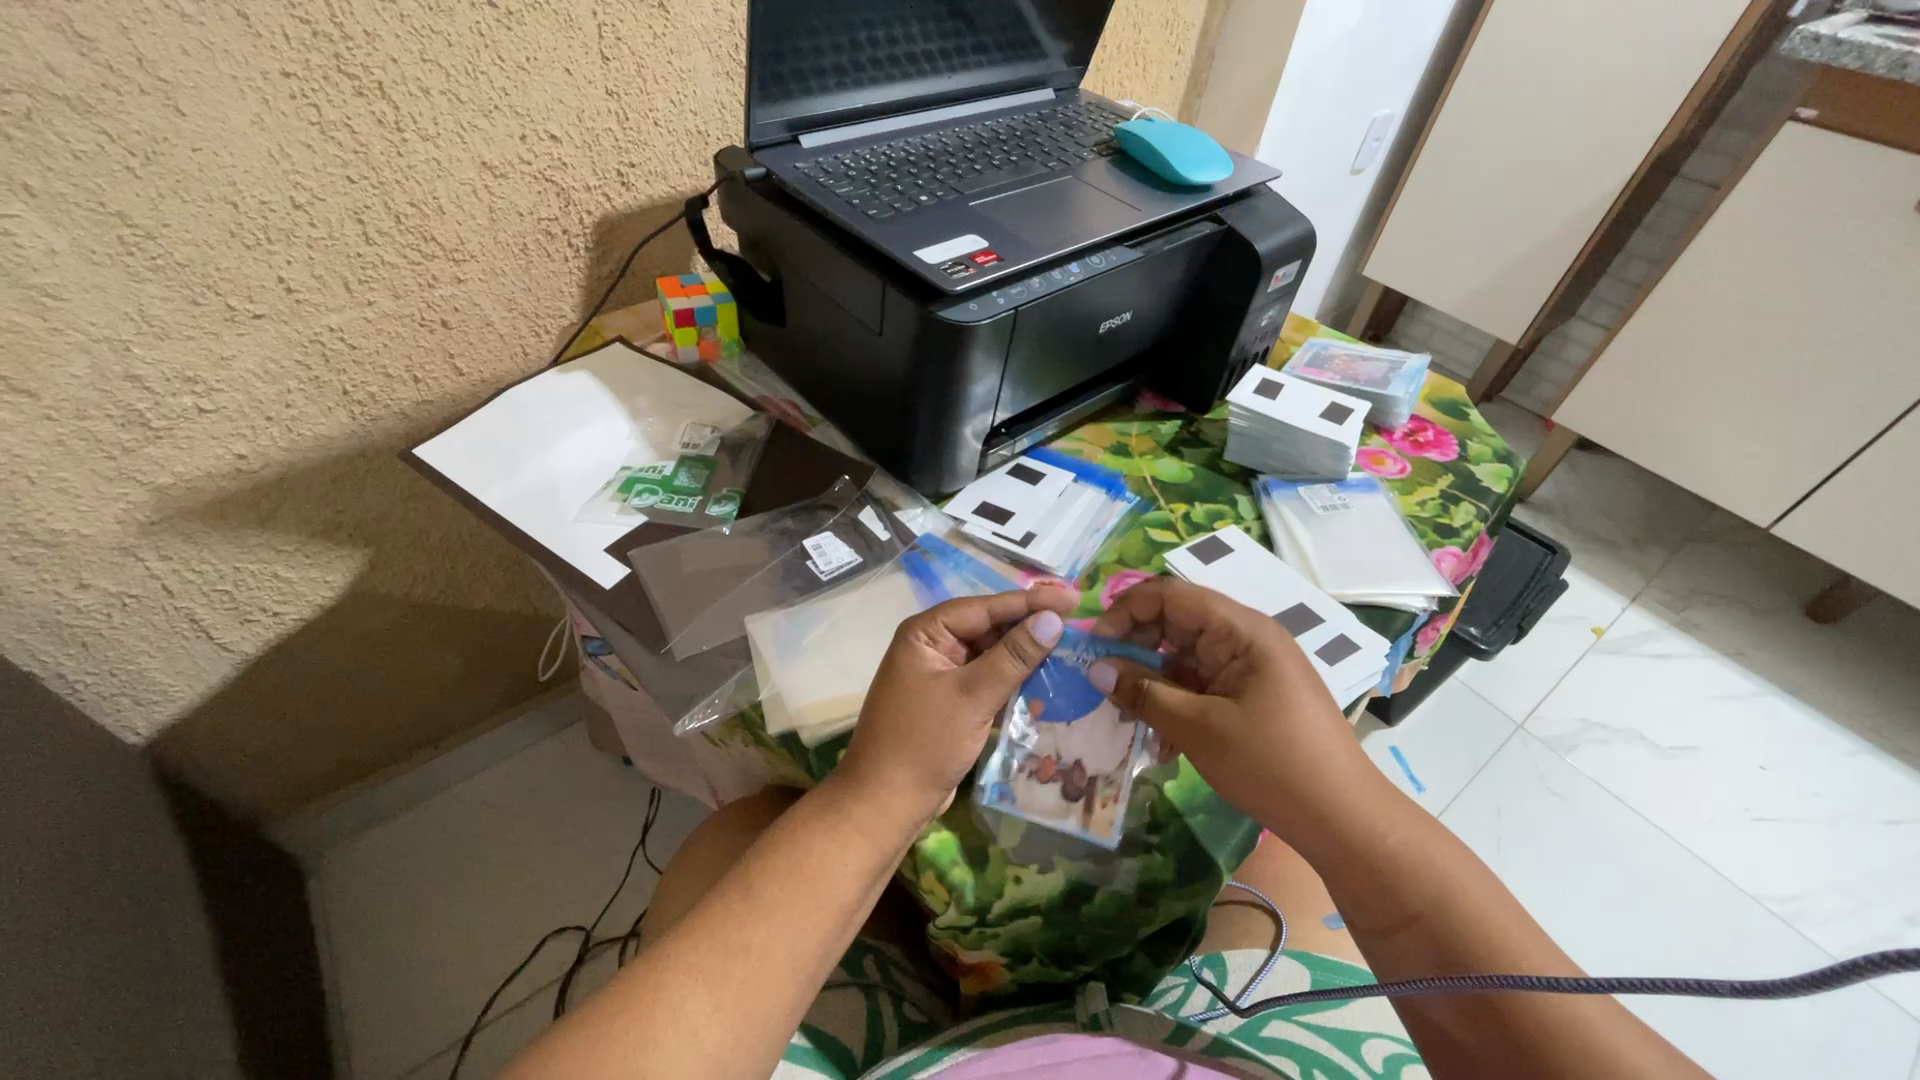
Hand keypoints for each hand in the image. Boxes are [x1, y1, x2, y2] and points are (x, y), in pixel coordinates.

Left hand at [837, 586, 1077, 824]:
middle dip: (1030, 625)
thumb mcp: (973, 696)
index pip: (986, 606)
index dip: (1031, 600)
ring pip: (992, 654)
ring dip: (1026, 653)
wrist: (886, 802)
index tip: (1073, 597)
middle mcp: (932, 646)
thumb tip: (1053, 620)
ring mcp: (941, 675)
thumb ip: (1014, 656)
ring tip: (1072, 647)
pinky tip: (1048, 680)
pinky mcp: (951, 702)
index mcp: (926, 633)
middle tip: (1078, 622)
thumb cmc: (924, 742)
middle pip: (989, 626)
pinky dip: (1014, 679)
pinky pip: (988, 680)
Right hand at [1087, 577, 1378, 836]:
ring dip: (1150, 681)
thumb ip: (1143, 693)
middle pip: (1175, 623)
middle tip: (1100, 681)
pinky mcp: (1250, 696)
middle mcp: (1245, 638)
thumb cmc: (1271, 763)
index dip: (1126, 611)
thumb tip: (1095, 668)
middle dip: (1134, 647)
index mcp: (1241, 630)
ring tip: (1121, 714)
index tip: (1094, 645)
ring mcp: (1249, 668)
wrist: (1342, 817)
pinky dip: (1174, 702)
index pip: (1170, 595)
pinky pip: (1200, 685)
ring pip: (1183, 658)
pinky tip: (1157, 738)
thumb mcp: (1197, 728)